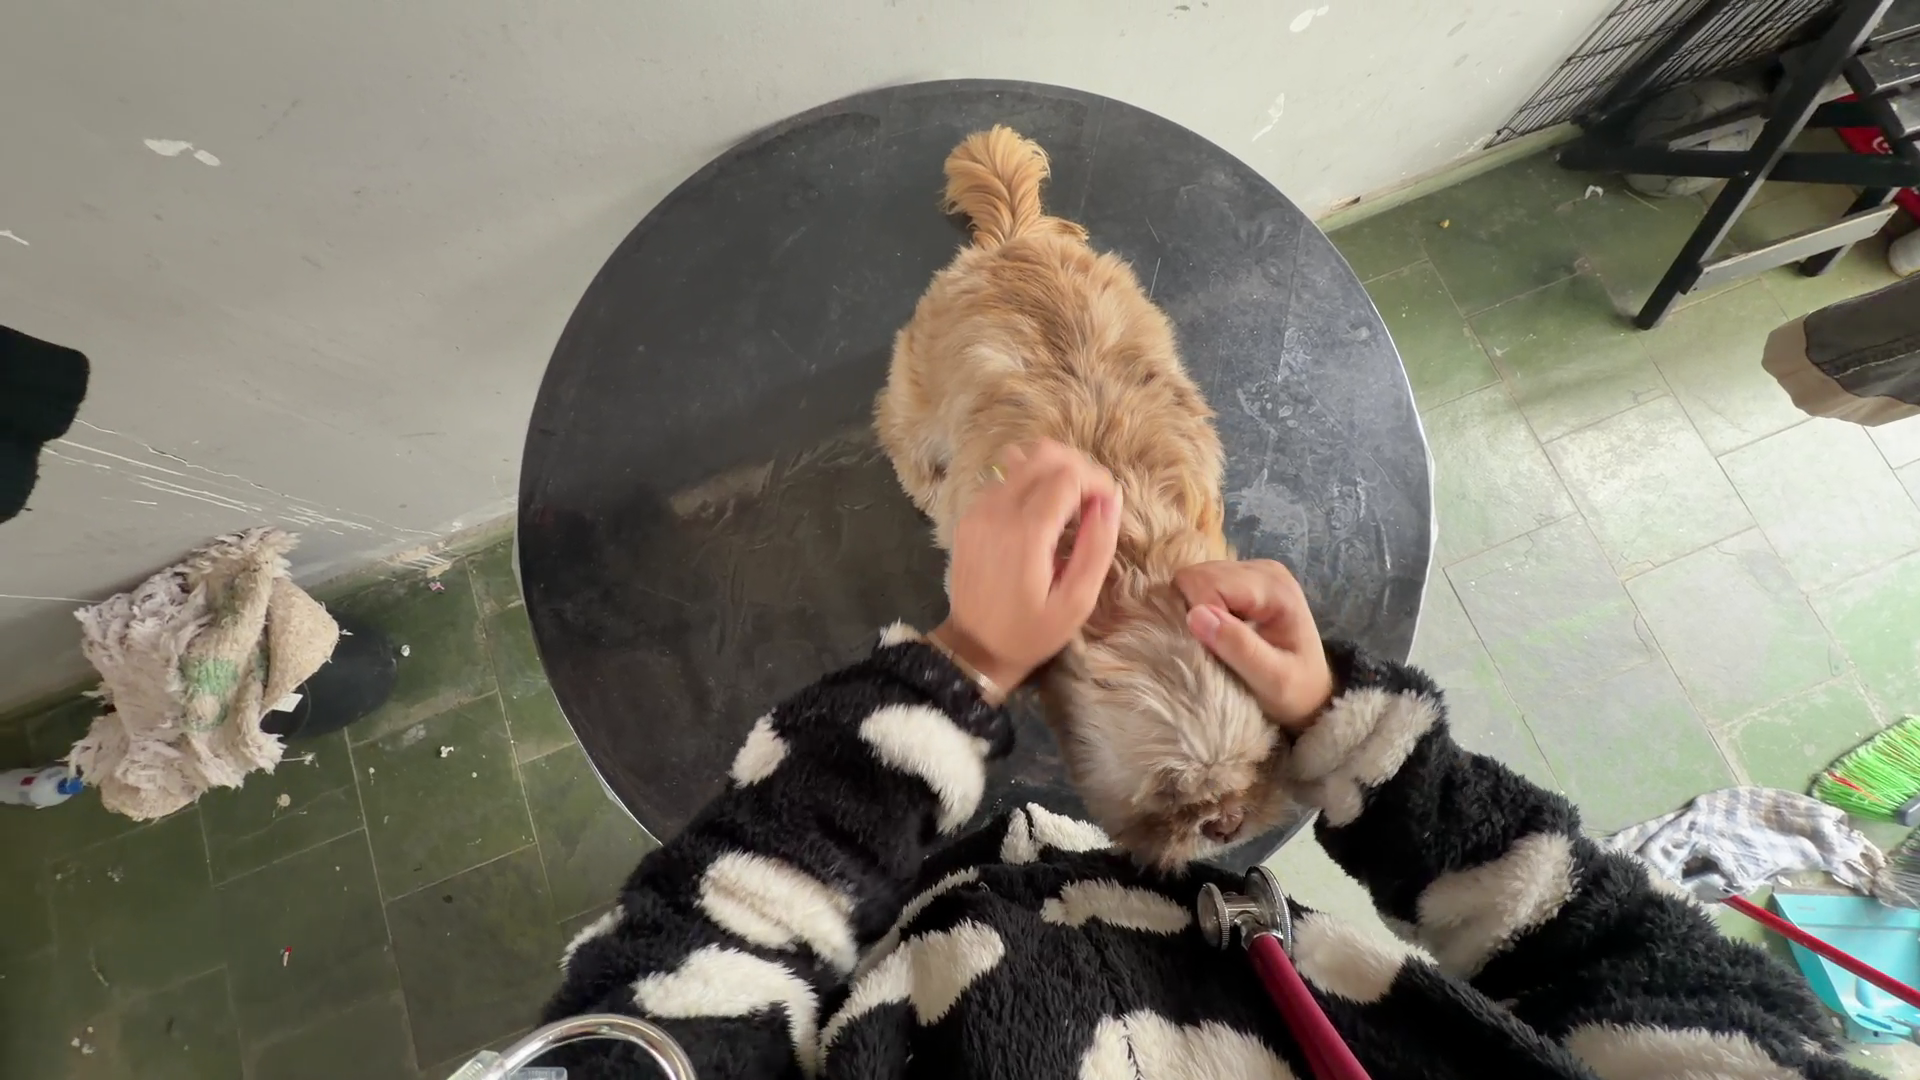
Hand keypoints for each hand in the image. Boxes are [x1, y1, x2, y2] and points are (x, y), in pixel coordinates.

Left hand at [932, 440, 1121, 696]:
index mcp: (1026, 533)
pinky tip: (1041, 512)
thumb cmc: (1030, 632)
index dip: (1096, 481)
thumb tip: (1111, 501)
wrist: (974, 647)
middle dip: (1076, 467)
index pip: (1067, 474)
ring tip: (1069, 502)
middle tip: (1092, 498)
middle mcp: (997, 511)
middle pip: (1043, 455)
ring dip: (1052, 471)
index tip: (1108, 504)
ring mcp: (977, 510)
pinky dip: (1029, 483)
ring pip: (1021, 460)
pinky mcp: (969, 516)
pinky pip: (1003, 480)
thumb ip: (1097, 547)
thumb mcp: (1077, 601)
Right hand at [1175, 559, 1332, 729]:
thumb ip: (1240, 648)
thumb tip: (1196, 615)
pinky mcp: (1238, 578)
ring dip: (1192, 610)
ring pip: (1193, 578)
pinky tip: (1214, 629)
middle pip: (1198, 576)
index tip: (1211, 649)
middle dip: (1192, 610)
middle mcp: (1263, 570)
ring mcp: (1250, 571)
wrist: (1310, 693)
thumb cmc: (1295, 691)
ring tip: (1212, 639)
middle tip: (1208, 644)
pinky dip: (1196, 607)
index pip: (1209, 583)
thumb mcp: (1274, 681)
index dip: (1198, 615)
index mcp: (1276, 588)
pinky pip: (1198, 584)